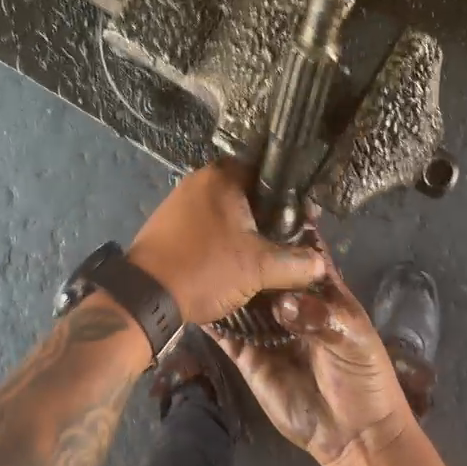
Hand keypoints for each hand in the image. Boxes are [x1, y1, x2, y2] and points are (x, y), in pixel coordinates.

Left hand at [127, 160, 328, 324]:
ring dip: (244, 228)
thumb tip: (320, 263)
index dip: (287, 193)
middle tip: (286, 238)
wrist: (145, 295)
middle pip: (246, 191)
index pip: (266, 171)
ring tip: (264, 252)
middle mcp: (199, 179)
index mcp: (221, 175)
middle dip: (266, 214)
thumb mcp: (258, 267)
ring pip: (226, 209)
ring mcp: (181, 200)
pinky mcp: (170, 222)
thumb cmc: (205, 268)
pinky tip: (233, 258)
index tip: (302, 216)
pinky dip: (223, 236)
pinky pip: (207, 222)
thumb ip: (295, 262)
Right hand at [214, 242, 414, 465]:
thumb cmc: (363, 374)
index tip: (259, 200)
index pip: (300, 249)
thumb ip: (319, 314)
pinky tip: (195, 297)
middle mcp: (289, 300)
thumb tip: (281, 302)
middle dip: (247, 250)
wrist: (354, 434)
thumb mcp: (352, 335)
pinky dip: (212, 317)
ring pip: (242, 296)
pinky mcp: (248, 355)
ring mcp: (266, 327)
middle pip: (264, 268)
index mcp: (319, 287)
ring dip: (226, 280)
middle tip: (218, 224)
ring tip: (200, 255)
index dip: (284, 226)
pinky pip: (226, 333)